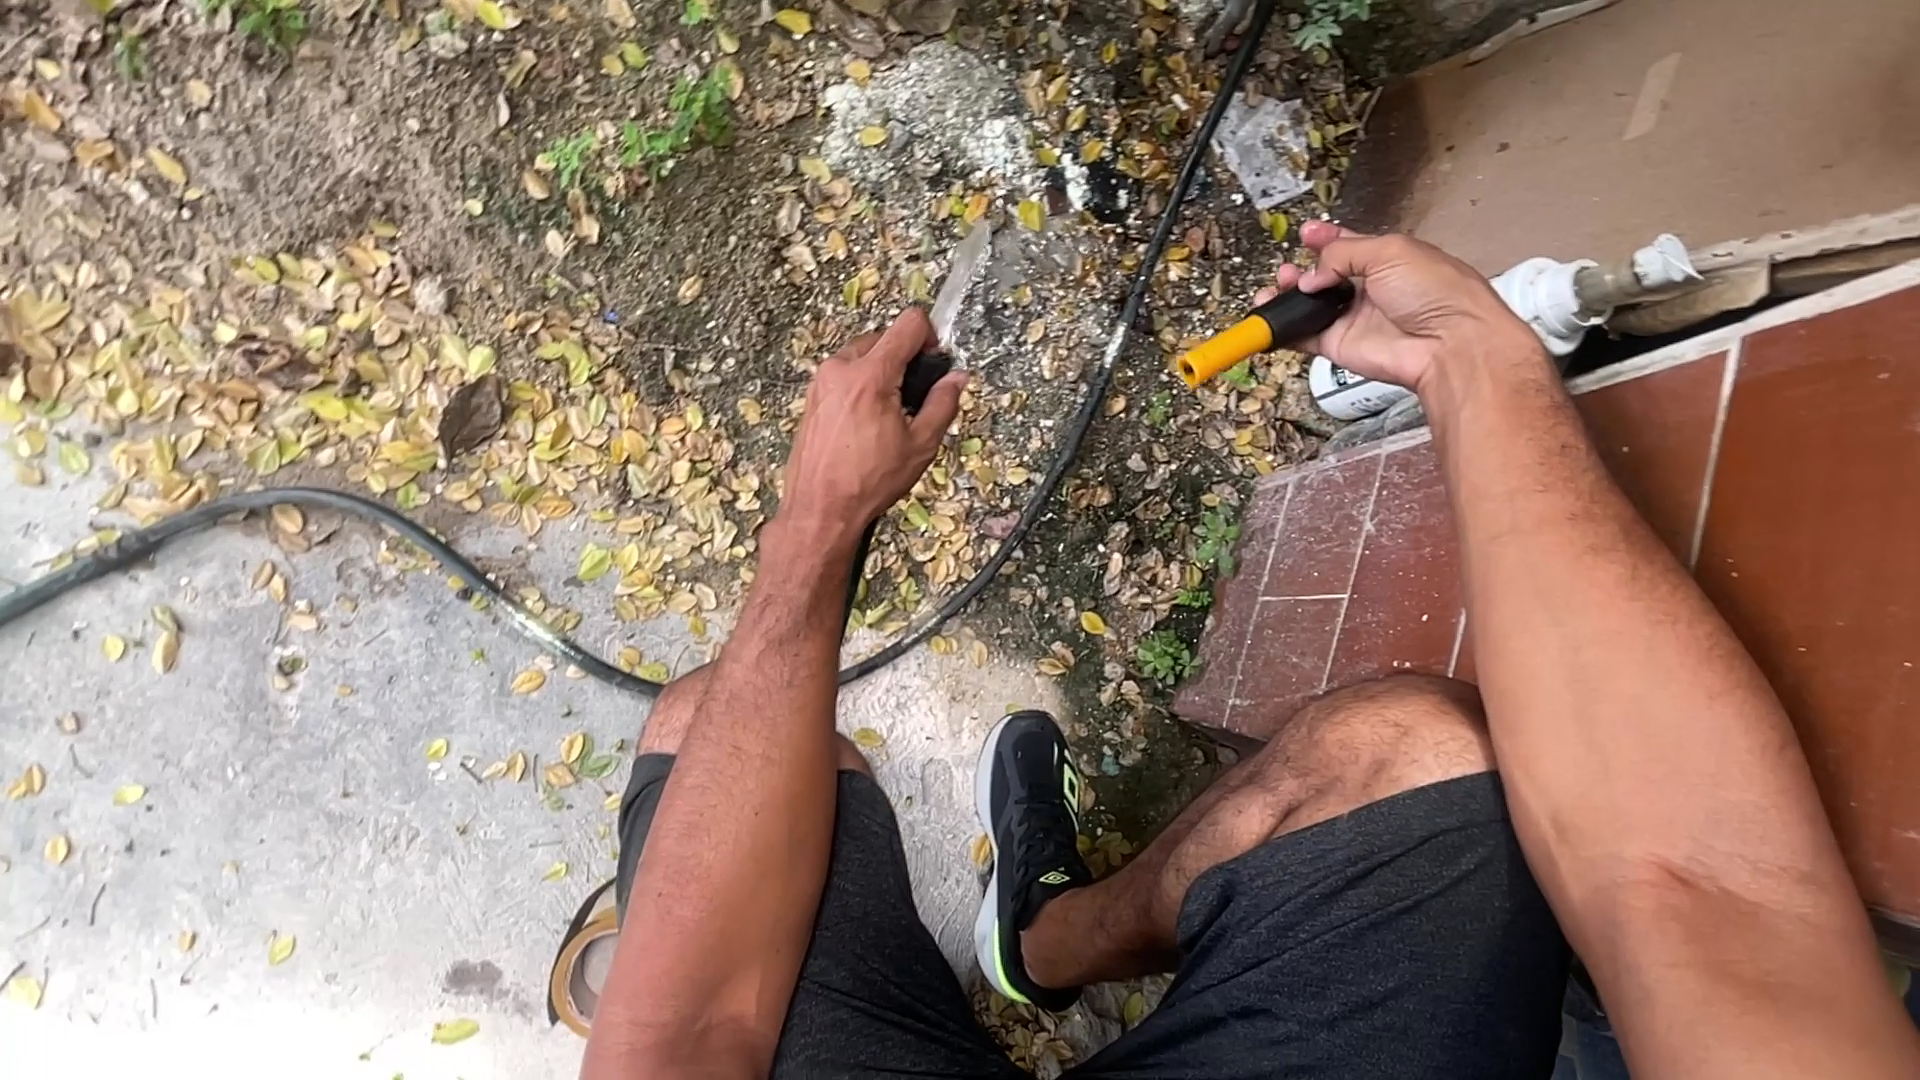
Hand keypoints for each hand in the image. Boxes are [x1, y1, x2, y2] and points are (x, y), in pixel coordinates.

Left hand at [778, 307, 965, 549]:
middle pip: (883, 338)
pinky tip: (866, 424)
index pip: (908, 324)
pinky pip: (843, 376)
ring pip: (861, 356)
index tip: (933, 362)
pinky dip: (860, 387)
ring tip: (888, 415)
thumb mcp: (920, 445)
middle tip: (912, 398)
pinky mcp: (812, 397)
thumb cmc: (867, 482)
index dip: (930, 338)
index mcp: (870, 375)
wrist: (820, 508)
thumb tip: (956, 379)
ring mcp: (821, 382)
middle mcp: (840, 369)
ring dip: (880, 373)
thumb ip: (942, 404)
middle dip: (903, 360)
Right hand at [1260, 221, 1543, 393]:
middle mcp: (1366, 289)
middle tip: (1288, 270)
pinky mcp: (1336, 346)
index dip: (1326, 238)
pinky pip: (1301, 337)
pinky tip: (1268, 320)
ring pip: (1307, 307)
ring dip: (1286, 297)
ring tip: (1275, 290)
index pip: (1348, 246)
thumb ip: (1343, 254)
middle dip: (1301, 270)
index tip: (1307, 233)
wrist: (1445, 343)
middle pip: (1322, 277)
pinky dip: (1282, 330)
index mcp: (1386, 260)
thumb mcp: (1390, 252)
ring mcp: (1350, 319)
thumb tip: (1310, 276)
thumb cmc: (1434, 292)